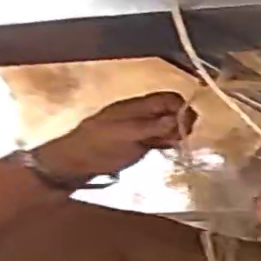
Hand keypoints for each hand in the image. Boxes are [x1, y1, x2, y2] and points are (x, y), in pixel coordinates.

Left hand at [35, 92, 192, 184]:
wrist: (75, 161)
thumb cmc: (98, 145)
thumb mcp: (125, 134)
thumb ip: (152, 127)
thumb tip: (178, 119)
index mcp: (137, 106)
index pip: (170, 99)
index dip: (182, 109)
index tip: (184, 125)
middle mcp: (144, 114)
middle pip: (175, 111)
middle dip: (181, 123)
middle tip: (175, 137)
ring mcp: (145, 126)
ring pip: (173, 124)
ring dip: (176, 134)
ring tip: (166, 144)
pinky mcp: (146, 139)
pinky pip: (166, 136)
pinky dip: (170, 141)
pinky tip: (163, 148)